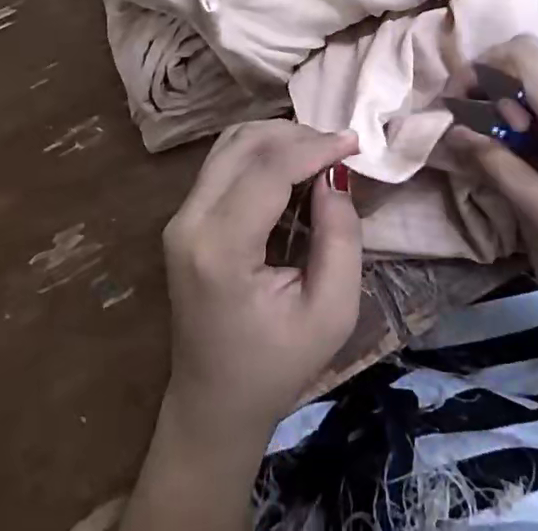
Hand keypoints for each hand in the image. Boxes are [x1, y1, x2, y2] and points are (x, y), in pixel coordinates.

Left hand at [160, 121, 362, 440]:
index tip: (357, 143)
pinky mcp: (184, 218)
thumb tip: (336, 176)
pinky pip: (224, 162)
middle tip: (340, 150)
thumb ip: (340, 238)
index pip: (268, 169)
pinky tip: (293, 168)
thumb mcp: (332, 313)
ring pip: (230, 143)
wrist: (213, 403)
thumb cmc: (277, 366)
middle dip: (298, 135)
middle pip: (244, 143)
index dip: (316, 147)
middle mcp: (189, 223)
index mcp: (220, 250)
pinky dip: (262, 152)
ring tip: (320, 155)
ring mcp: (180, 218)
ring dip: (278, 137)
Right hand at [440, 37, 537, 288]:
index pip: (517, 56)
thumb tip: (454, 132)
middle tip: (479, 127)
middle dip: (488, 81)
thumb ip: (498, 167)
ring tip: (509, 139)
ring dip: (510, 91)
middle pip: (524, 53)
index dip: (476, 72)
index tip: (455, 110)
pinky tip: (533, 139)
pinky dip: (530, 97)